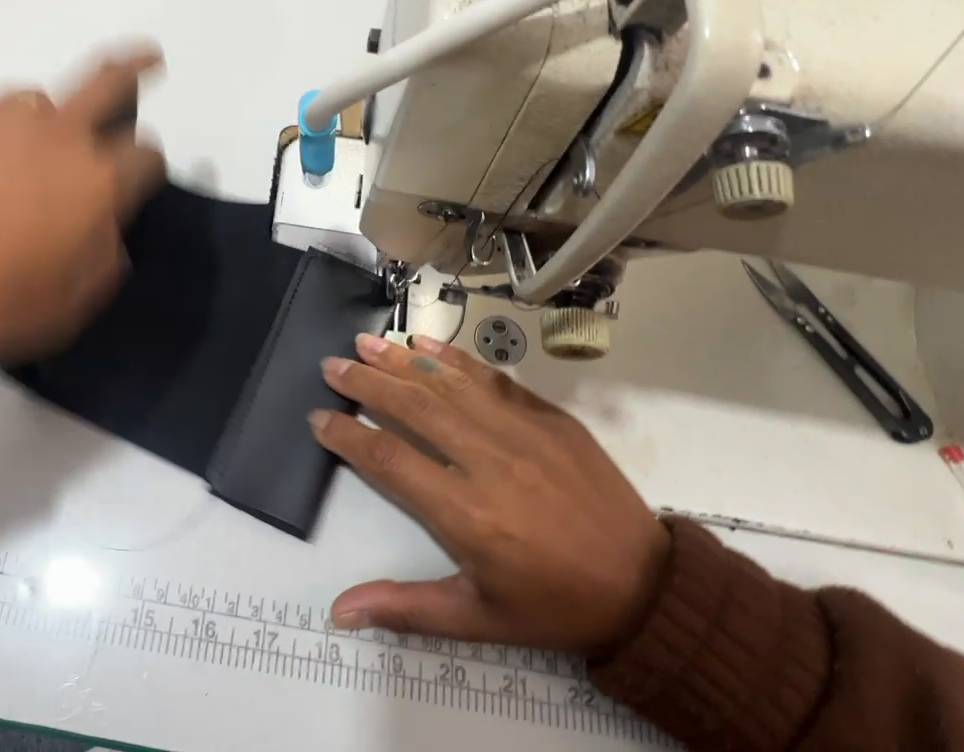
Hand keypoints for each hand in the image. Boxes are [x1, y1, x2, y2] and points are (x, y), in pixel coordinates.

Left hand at [0, 49, 166, 410]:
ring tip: (20, 158)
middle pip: (108, 79)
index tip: (143, 173)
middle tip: (149, 60)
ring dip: (42, 121)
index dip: (150, 165)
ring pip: (34, 100)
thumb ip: (97, 266)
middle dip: (137, 65)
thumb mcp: (60, 307)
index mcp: (93, 179)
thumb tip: (105, 239)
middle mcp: (50, 132)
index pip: (145, 156)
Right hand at [310, 334, 670, 654]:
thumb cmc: (553, 605)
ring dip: (402, 361)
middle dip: (366, 384)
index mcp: (466, 514)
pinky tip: (426, 345)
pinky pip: (493, 379)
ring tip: (366, 344)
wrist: (644, 586)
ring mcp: (522, 432)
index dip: (348, 437)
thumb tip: (338, 612)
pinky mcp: (550, 418)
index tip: (319, 418)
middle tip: (331, 366)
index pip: (389, 461)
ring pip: (449, 385)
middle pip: (414, 408)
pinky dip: (456, 358)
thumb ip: (405, 607)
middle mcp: (488, 461)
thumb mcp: (477, 618)